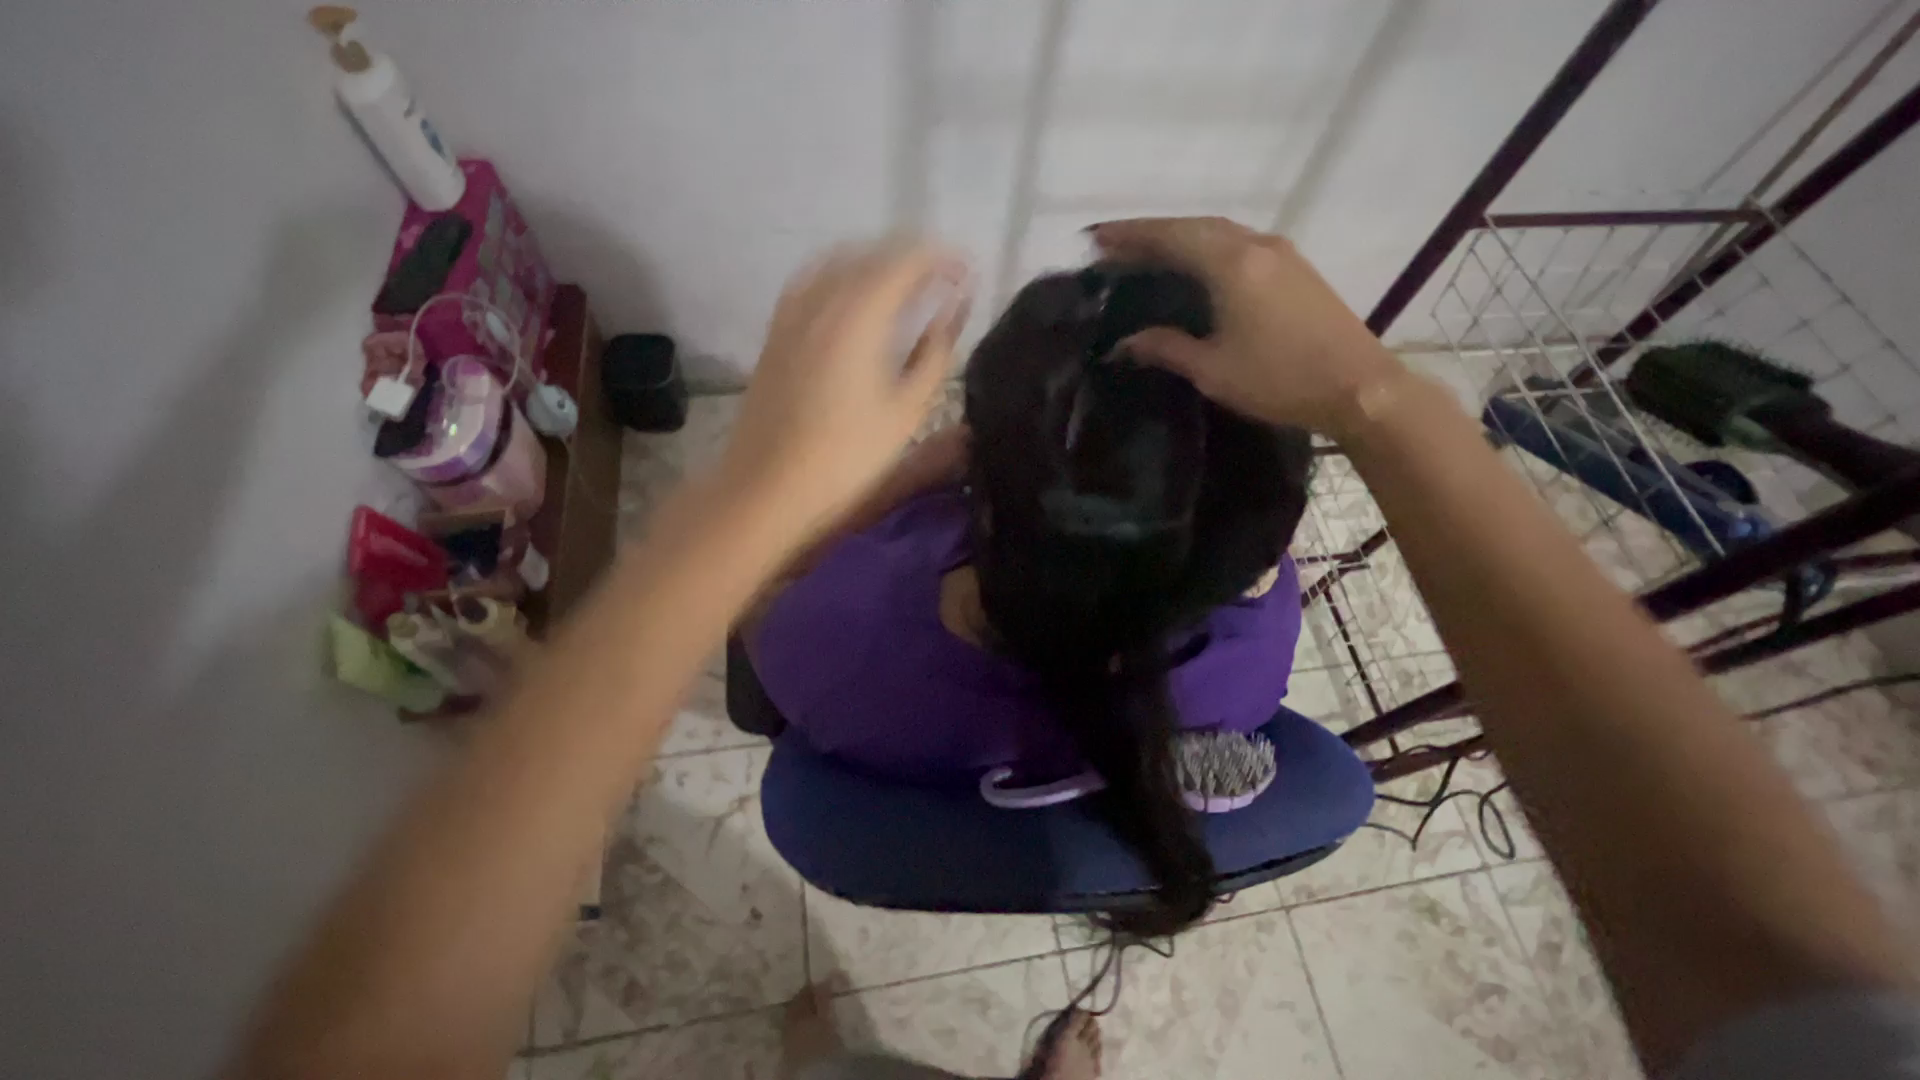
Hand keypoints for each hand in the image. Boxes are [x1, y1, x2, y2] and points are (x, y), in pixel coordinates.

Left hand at [722, 238, 970, 542]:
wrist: (769, 487)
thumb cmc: (848, 456)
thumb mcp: (908, 410)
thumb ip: (936, 351)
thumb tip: (955, 309)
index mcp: (860, 314)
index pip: (908, 259)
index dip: (944, 260)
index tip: (969, 275)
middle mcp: (823, 298)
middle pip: (874, 253)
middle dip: (915, 258)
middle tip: (946, 282)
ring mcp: (793, 311)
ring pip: (840, 262)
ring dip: (878, 263)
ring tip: (906, 287)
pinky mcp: (775, 331)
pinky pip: (813, 282)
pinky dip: (842, 277)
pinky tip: (854, 302)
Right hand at [1090, 217, 1402, 434]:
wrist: (1358, 387)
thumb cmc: (1279, 379)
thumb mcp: (1213, 370)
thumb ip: (1166, 347)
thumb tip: (1125, 342)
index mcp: (1231, 264)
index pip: (1170, 236)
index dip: (1130, 235)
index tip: (1095, 239)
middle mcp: (1256, 245)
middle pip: (1194, 226)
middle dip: (1152, 233)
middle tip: (1114, 246)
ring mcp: (1281, 253)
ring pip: (1220, 232)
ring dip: (1182, 237)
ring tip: (1148, 254)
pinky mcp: (1296, 269)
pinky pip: (1239, 244)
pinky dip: (1208, 247)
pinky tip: (1195, 267)